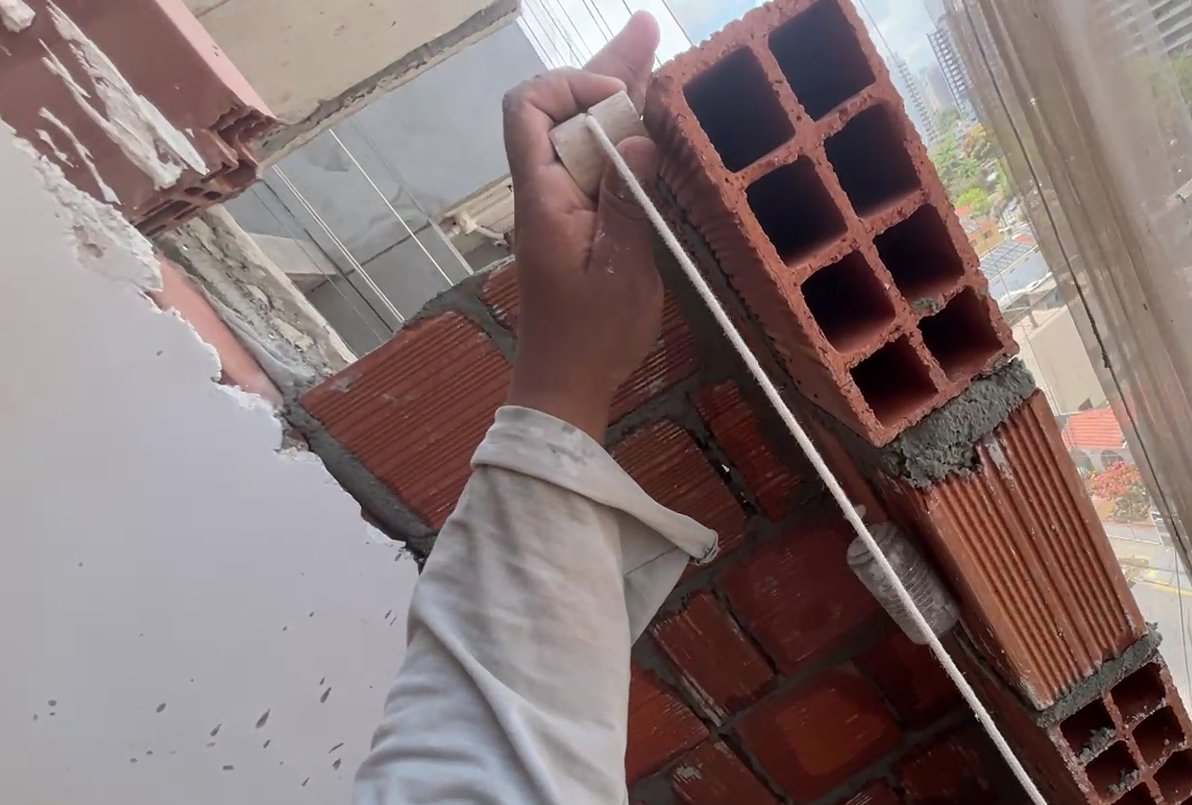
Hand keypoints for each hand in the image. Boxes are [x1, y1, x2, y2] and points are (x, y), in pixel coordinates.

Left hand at [501, 14, 661, 440]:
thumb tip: (641, 139)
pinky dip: (626, 149)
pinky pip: (601, 175)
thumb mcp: (621, 271)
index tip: (623, 102)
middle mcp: (548, 192)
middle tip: (651, 32)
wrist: (567, 382)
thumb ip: (628, 203)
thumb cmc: (593, 335)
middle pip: (565, 115)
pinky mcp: (582, 232)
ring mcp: (565, 212)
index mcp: (545, 196)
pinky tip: (655, 140)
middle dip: (607, 75)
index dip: (572, 87)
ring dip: (620, 106)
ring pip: (586, 143)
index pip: (531, 109)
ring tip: (660, 69)